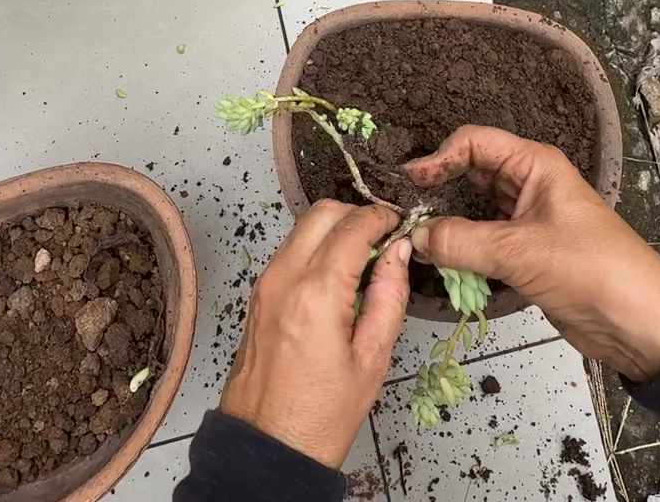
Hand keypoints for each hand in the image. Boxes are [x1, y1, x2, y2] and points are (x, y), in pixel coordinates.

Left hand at [220, 199, 410, 465]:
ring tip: (365, 257)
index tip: (400, 222)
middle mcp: (284, 275)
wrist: (266, 448)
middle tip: (384, 235)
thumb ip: (390, 295)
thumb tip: (399, 250)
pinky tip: (339, 274)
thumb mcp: (372, 358)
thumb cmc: (323, 414)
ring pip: (304, 226)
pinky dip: (317, 245)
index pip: (353, 226)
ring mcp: (266, 281)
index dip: (382, 217)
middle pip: (323, 212)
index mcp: (316, 292)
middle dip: (357, 213)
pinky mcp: (258, 292)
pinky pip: (291, 249)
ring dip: (335, 228)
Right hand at [405, 126, 659, 383]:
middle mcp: (528, 184)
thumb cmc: (590, 270)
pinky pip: (482, 240)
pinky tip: (440, 260)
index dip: (439, 157)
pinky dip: (461, 248)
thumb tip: (414, 235)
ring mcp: (526, 219)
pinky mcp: (525, 252)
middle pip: (470, 173)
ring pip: (474, 209)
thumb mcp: (520, 252)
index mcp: (534, 165)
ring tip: (416, 236)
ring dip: (448, 222)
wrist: (642, 326)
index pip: (474, 143)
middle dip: (439, 188)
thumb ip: (461, 242)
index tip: (409, 182)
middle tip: (405, 208)